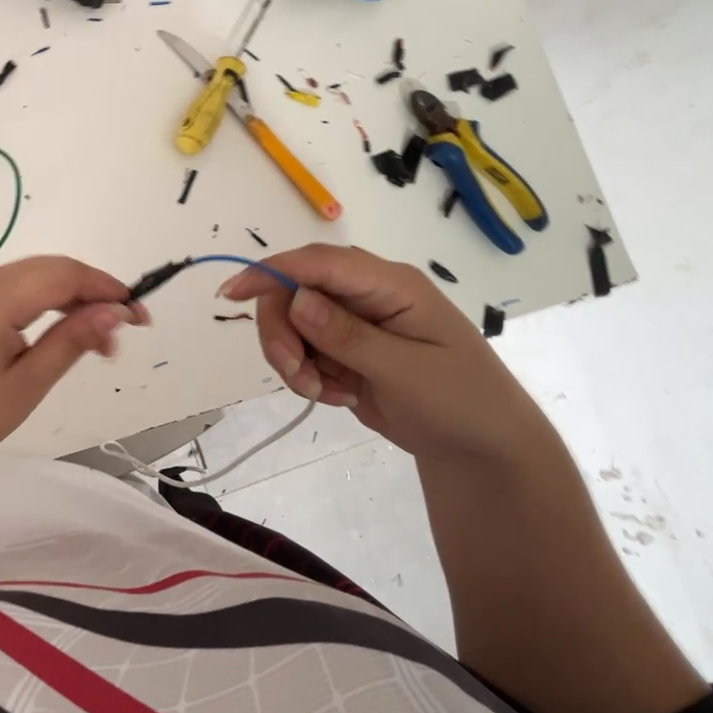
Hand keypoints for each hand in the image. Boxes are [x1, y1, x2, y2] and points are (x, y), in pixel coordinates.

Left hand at [0, 255, 146, 473]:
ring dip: (72, 298)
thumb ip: (72, 339)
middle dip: (94, 293)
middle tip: (125, 334)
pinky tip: (62, 332)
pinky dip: (46, 303)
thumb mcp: (29, 382)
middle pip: (53, 269)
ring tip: (99, 342)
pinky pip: (16, 290)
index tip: (142, 319)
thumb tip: (114, 311)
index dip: (109, 289)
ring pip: (36, 277)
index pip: (67, 275)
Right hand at [220, 244, 550, 460]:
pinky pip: (300, 350)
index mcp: (389, 284)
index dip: (271, 271)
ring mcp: (352, 321)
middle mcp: (365, 293)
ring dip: (292, 360)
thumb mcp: (407, 371)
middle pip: (293, 292)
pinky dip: (305, 374)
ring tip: (323, 392)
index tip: (229, 294)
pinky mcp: (343, 347)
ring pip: (289, 323)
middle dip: (282, 333)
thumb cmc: (461, 403)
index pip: (318, 262)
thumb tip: (295, 298)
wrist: (483, 449)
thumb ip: (347, 334)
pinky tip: (337, 395)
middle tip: (296, 375)